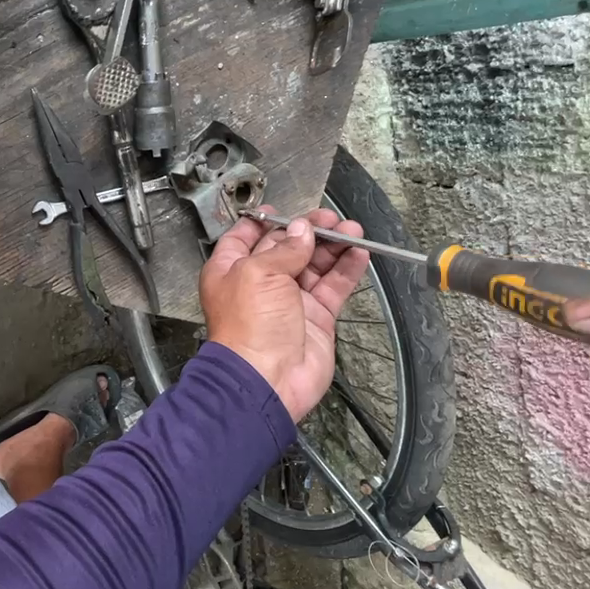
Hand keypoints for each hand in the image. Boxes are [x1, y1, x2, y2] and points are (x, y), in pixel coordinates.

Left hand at [200, 209, 371, 422]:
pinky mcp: (315, 317)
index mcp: (230, 270)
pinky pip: (333, 287)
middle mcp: (258, 284)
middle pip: (285, 248)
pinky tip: (358, 253)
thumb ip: (283, 249)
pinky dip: (346, 269)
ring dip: (332, 246)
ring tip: (352, 230)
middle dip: (307, 230)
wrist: (268, 378)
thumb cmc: (248, 329)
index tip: (280, 210)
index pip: (244, 238)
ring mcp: (288, 301)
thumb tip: (302, 231)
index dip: (262, 223)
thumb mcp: (258, 273)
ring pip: (313, 265)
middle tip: (329, 218)